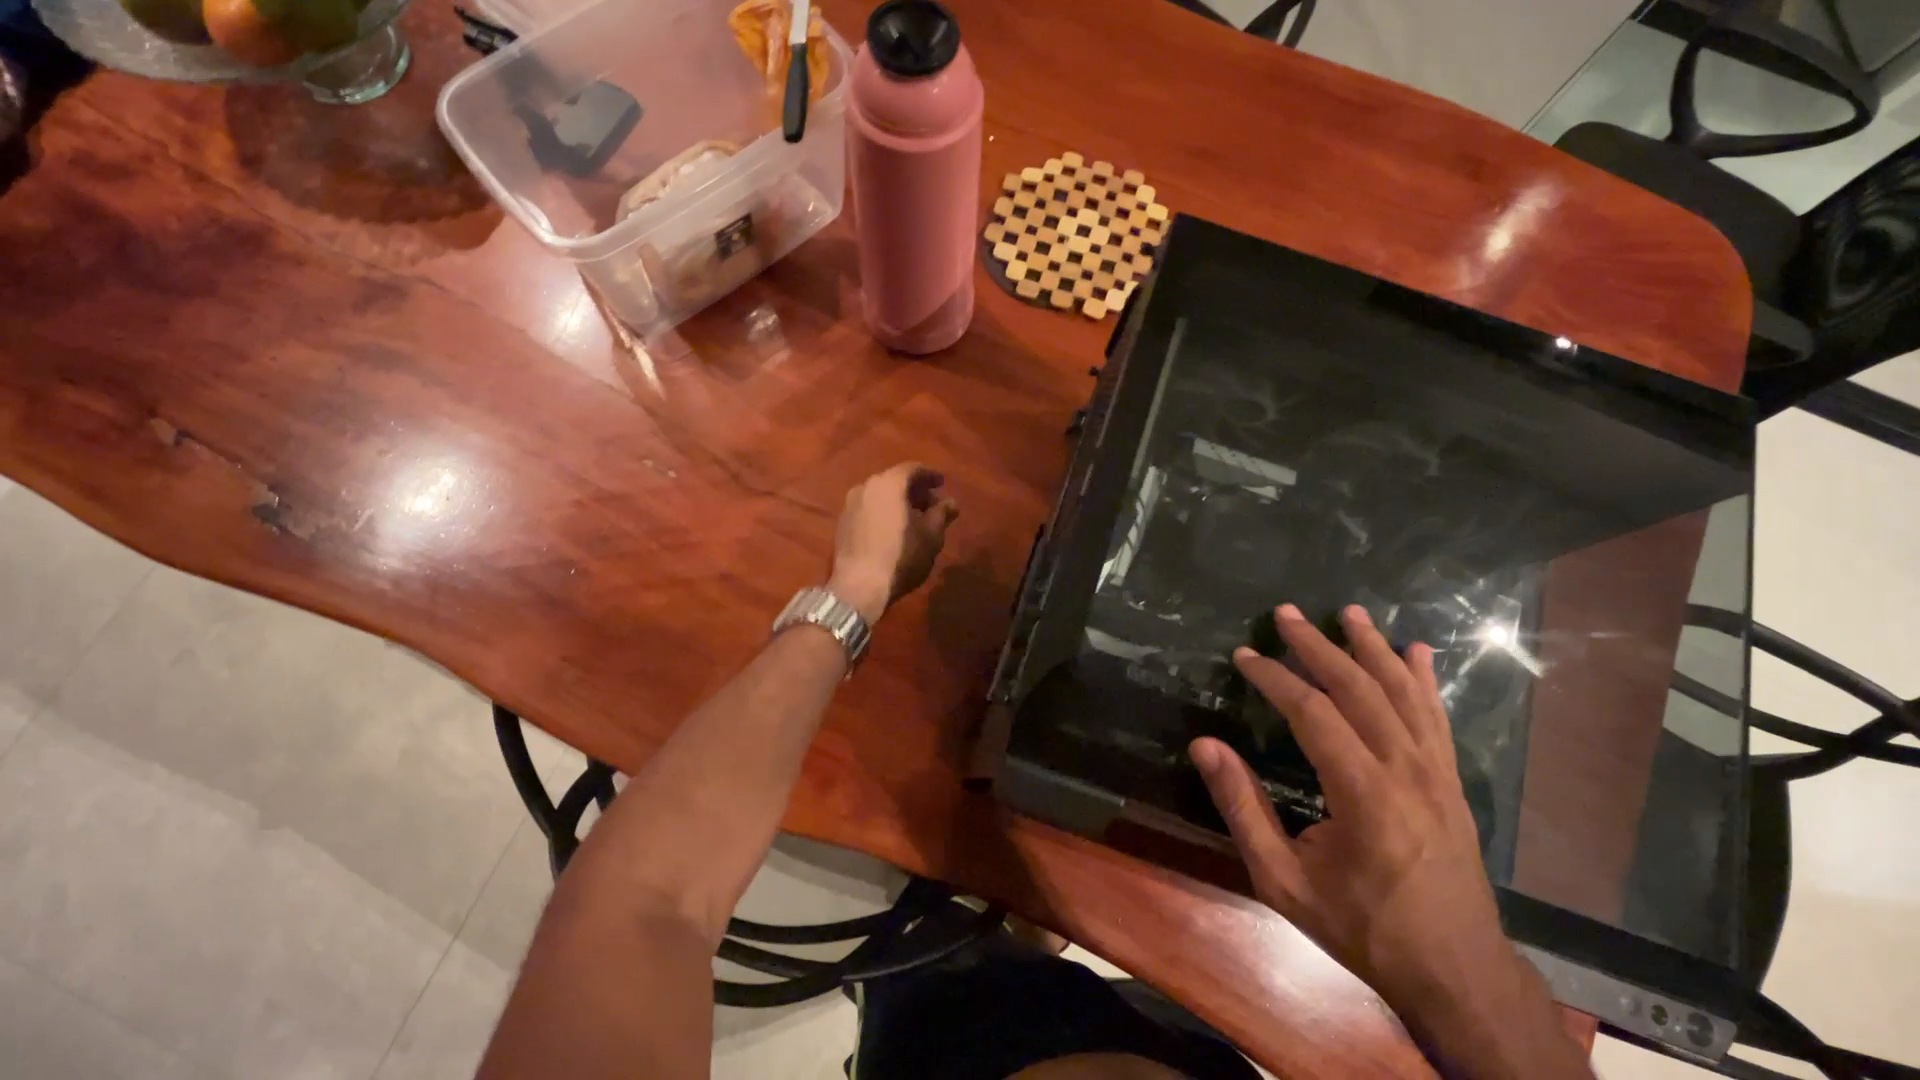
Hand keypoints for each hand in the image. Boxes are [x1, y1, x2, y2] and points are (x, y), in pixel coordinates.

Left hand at [827, 463, 958, 623]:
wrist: (859, 586)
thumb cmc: (901, 556)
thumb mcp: (931, 536)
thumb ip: (942, 514)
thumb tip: (950, 502)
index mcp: (889, 484)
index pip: (912, 469)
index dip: (930, 475)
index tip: (942, 484)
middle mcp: (866, 487)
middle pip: (894, 481)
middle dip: (914, 491)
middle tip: (930, 505)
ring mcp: (850, 505)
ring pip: (879, 495)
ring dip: (897, 502)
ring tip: (913, 519)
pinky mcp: (842, 524)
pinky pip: (868, 509)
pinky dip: (883, 512)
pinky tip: (892, 530)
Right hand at [1192, 604, 1587, 1076]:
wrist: (1455, 972)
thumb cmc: (1361, 928)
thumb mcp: (1284, 880)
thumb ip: (1243, 808)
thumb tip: (1206, 745)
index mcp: (1363, 792)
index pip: (1313, 712)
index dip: (1275, 678)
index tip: (1244, 655)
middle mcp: (1406, 769)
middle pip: (1360, 688)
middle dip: (1319, 646)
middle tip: (1286, 613)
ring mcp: (1438, 773)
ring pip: (1404, 693)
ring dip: (1373, 648)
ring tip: (1349, 613)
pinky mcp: (1453, 782)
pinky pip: (1437, 718)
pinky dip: (1424, 680)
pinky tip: (1417, 653)